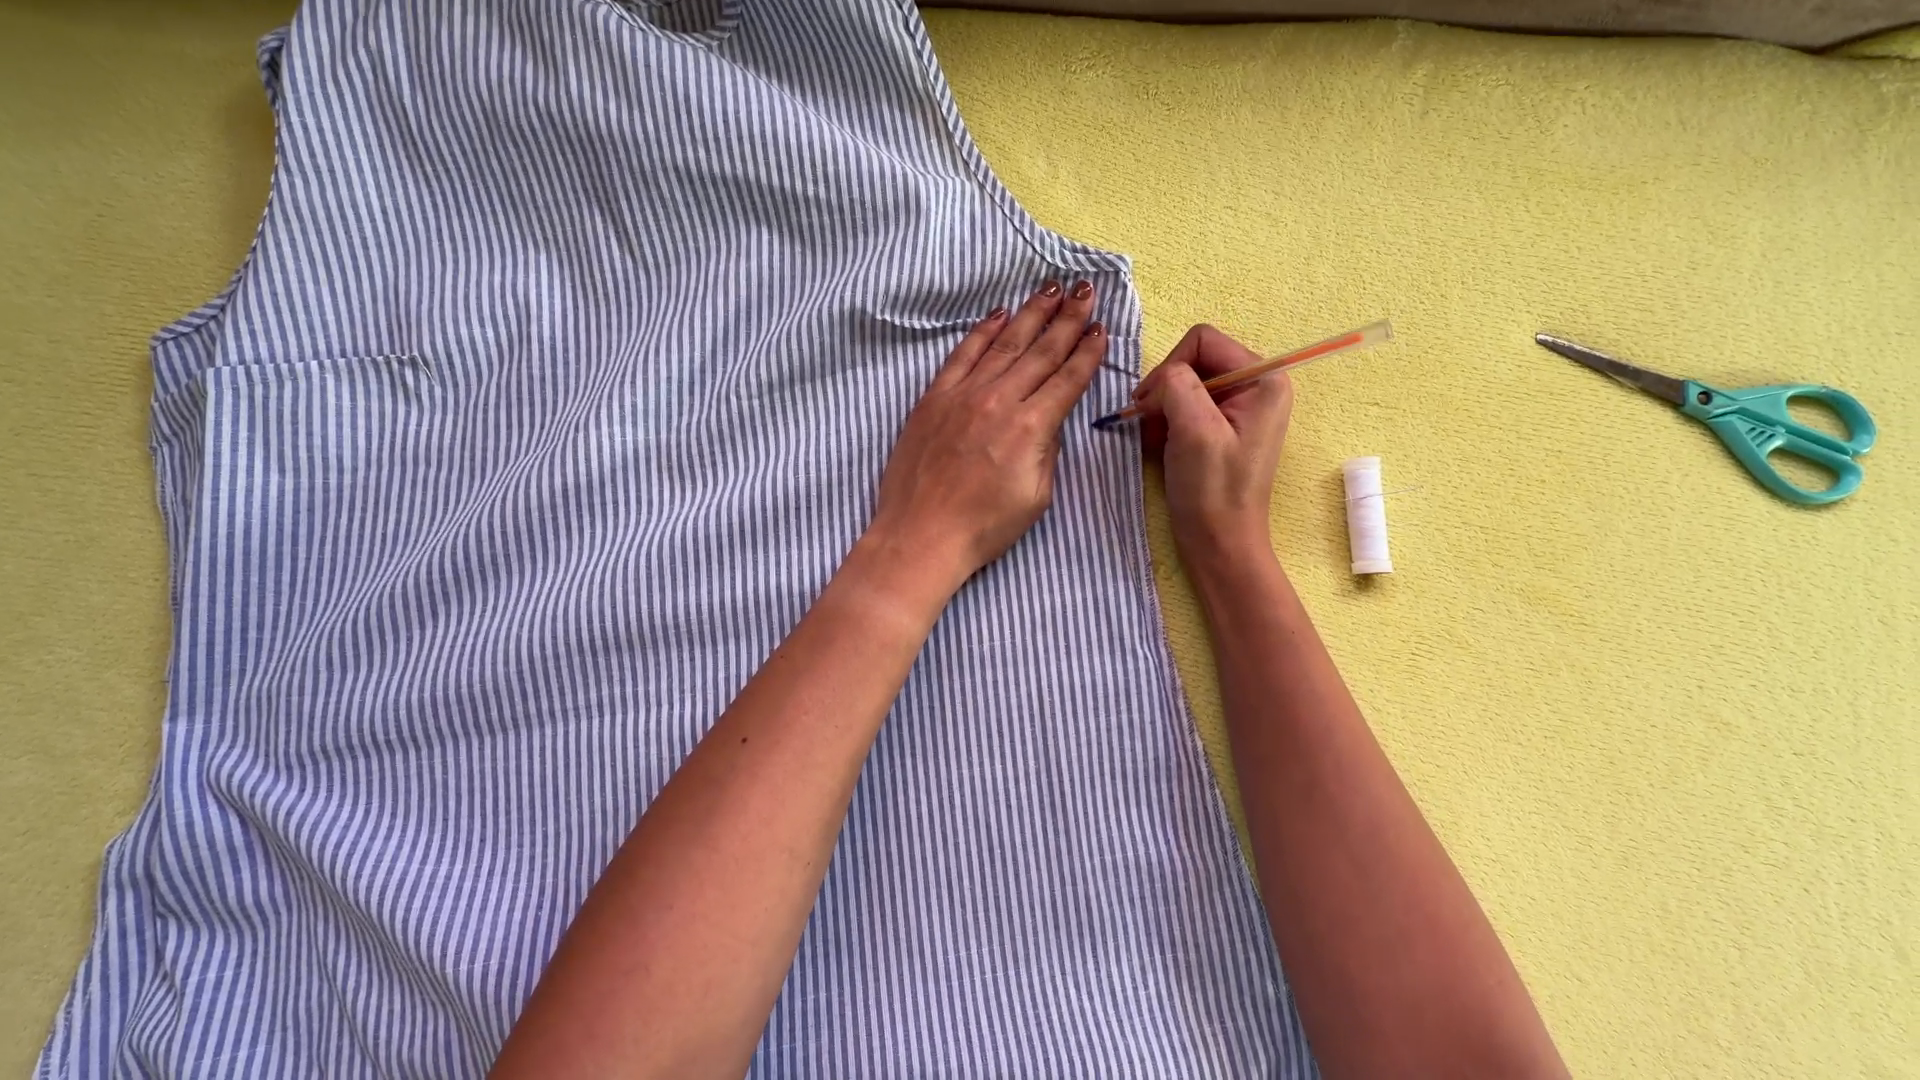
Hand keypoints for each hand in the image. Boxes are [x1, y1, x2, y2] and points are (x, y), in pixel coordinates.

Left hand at [868, 280, 1106, 589]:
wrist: (921, 535)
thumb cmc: (983, 527)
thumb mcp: (1036, 496)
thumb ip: (1047, 451)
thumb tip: (1047, 422)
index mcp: (1030, 427)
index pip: (1067, 379)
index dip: (1088, 353)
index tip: (1101, 330)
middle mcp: (999, 401)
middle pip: (1041, 351)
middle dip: (1068, 319)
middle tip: (1087, 291)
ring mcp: (963, 395)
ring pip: (1004, 344)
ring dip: (1031, 314)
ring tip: (1052, 288)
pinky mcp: (934, 399)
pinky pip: (962, 355)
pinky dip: (983, 332)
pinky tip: (1000, 314)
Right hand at [1135, 324, 1291, 565]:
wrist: (1219, 543)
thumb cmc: (1213, 490)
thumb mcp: (1194, 430)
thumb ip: (1176, 385)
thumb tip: (1158, 379)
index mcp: (1264, 378)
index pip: (1202, 340)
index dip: (1171, 366)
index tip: (1151, 404)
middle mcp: (1256, 385)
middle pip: (1193, 359)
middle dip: (1164, 388)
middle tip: (1145, 422)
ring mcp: (1238, 407)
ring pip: (1183, 383)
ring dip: (1161, 407)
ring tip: (1153, 438)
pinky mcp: (1221, 427)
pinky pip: (1184, 405)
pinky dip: (1165, 421)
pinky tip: (1159, 445)